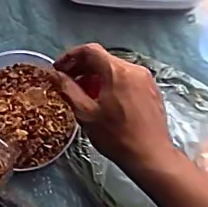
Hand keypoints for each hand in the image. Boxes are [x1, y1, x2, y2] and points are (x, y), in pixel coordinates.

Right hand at [53, 44, 175, 172]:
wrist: (151, 156)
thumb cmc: (116, 136)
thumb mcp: (86, 113)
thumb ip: (68, 89)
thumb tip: (55, 75)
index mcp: (117, 71)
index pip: (90, 51)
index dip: (70, 56)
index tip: (59, 69)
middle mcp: (134, 69)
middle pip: (103, 58)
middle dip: (82, 67)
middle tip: (66, 81)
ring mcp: (146, 79)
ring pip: (115, 68)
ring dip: (95, 76)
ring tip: (83, 93)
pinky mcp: (152, 90)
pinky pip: (127, 78)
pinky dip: (111, 83)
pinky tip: (103, 100)